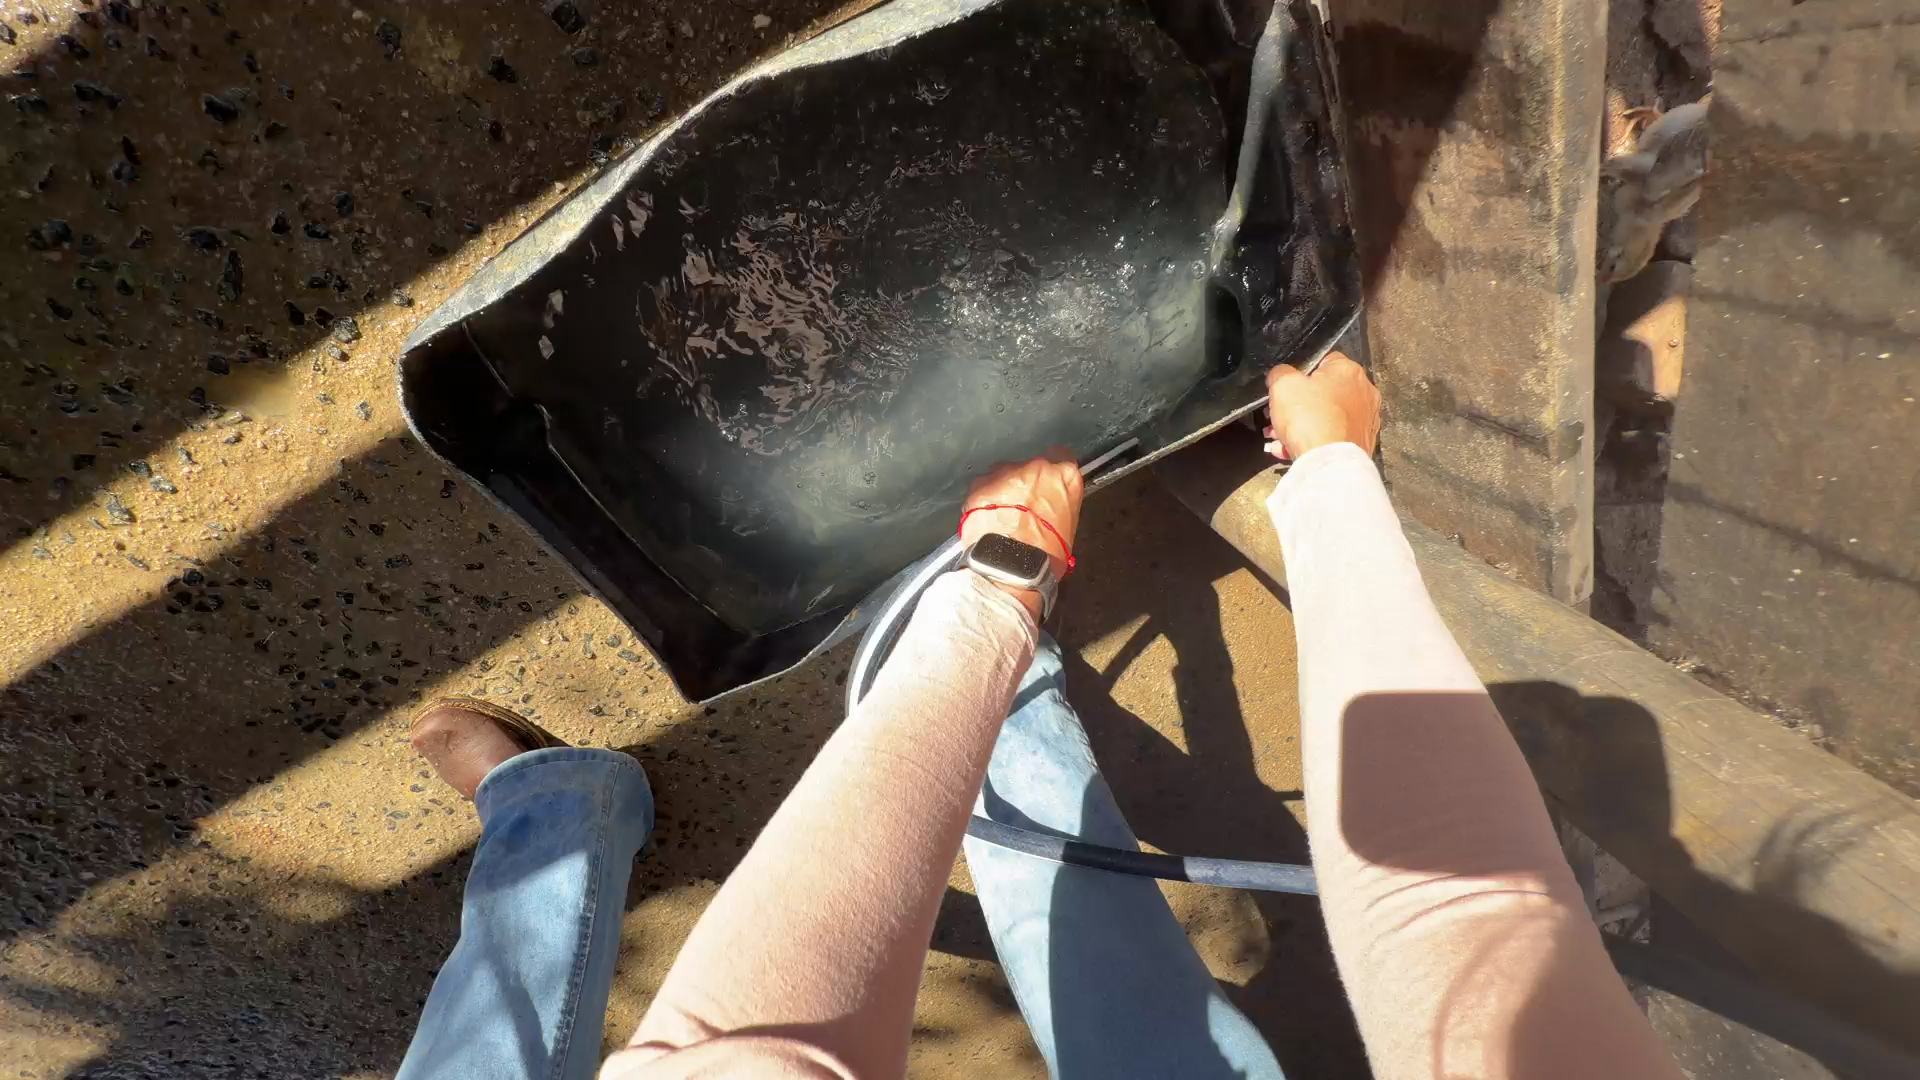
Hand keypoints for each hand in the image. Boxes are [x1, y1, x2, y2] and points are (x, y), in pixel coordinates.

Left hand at [959, 449, 1084, 619]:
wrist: (1010, 568)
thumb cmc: (1046, 556)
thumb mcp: (1068, 529)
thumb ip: (1059, 505)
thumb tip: (1051, 507)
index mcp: (1063, 477)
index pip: (1062, 457)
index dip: (1054, 471)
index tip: (1048, 483)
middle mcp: (1034, 468)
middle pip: (1029, 467)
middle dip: (1025, 484)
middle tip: (1022, 509)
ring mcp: (1004, 474)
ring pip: (1002, 476)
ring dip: (1002, 491)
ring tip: (1001, 518)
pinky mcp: (980, 485)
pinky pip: (982, 489)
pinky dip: (983, 501)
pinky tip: (985, 521)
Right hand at [1264, 351, 1380, 460]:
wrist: (1328, 460)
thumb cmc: (1309, 419)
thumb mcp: (1282, 384)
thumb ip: (1280, 373)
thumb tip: (1280, 375)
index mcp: (1348, 370)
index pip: (1322, 361)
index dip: (1299, 375)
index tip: (1285, 390)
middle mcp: (1364, 391)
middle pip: (1323, 392)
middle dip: (1298, 405)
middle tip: (1280, 416)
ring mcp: (1366, 418)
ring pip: (1327, 416)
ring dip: (1304, 425)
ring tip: (1282, 437)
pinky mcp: (1362, 441)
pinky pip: (1333, 436)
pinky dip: (1316, 441)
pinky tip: (1295, 449)